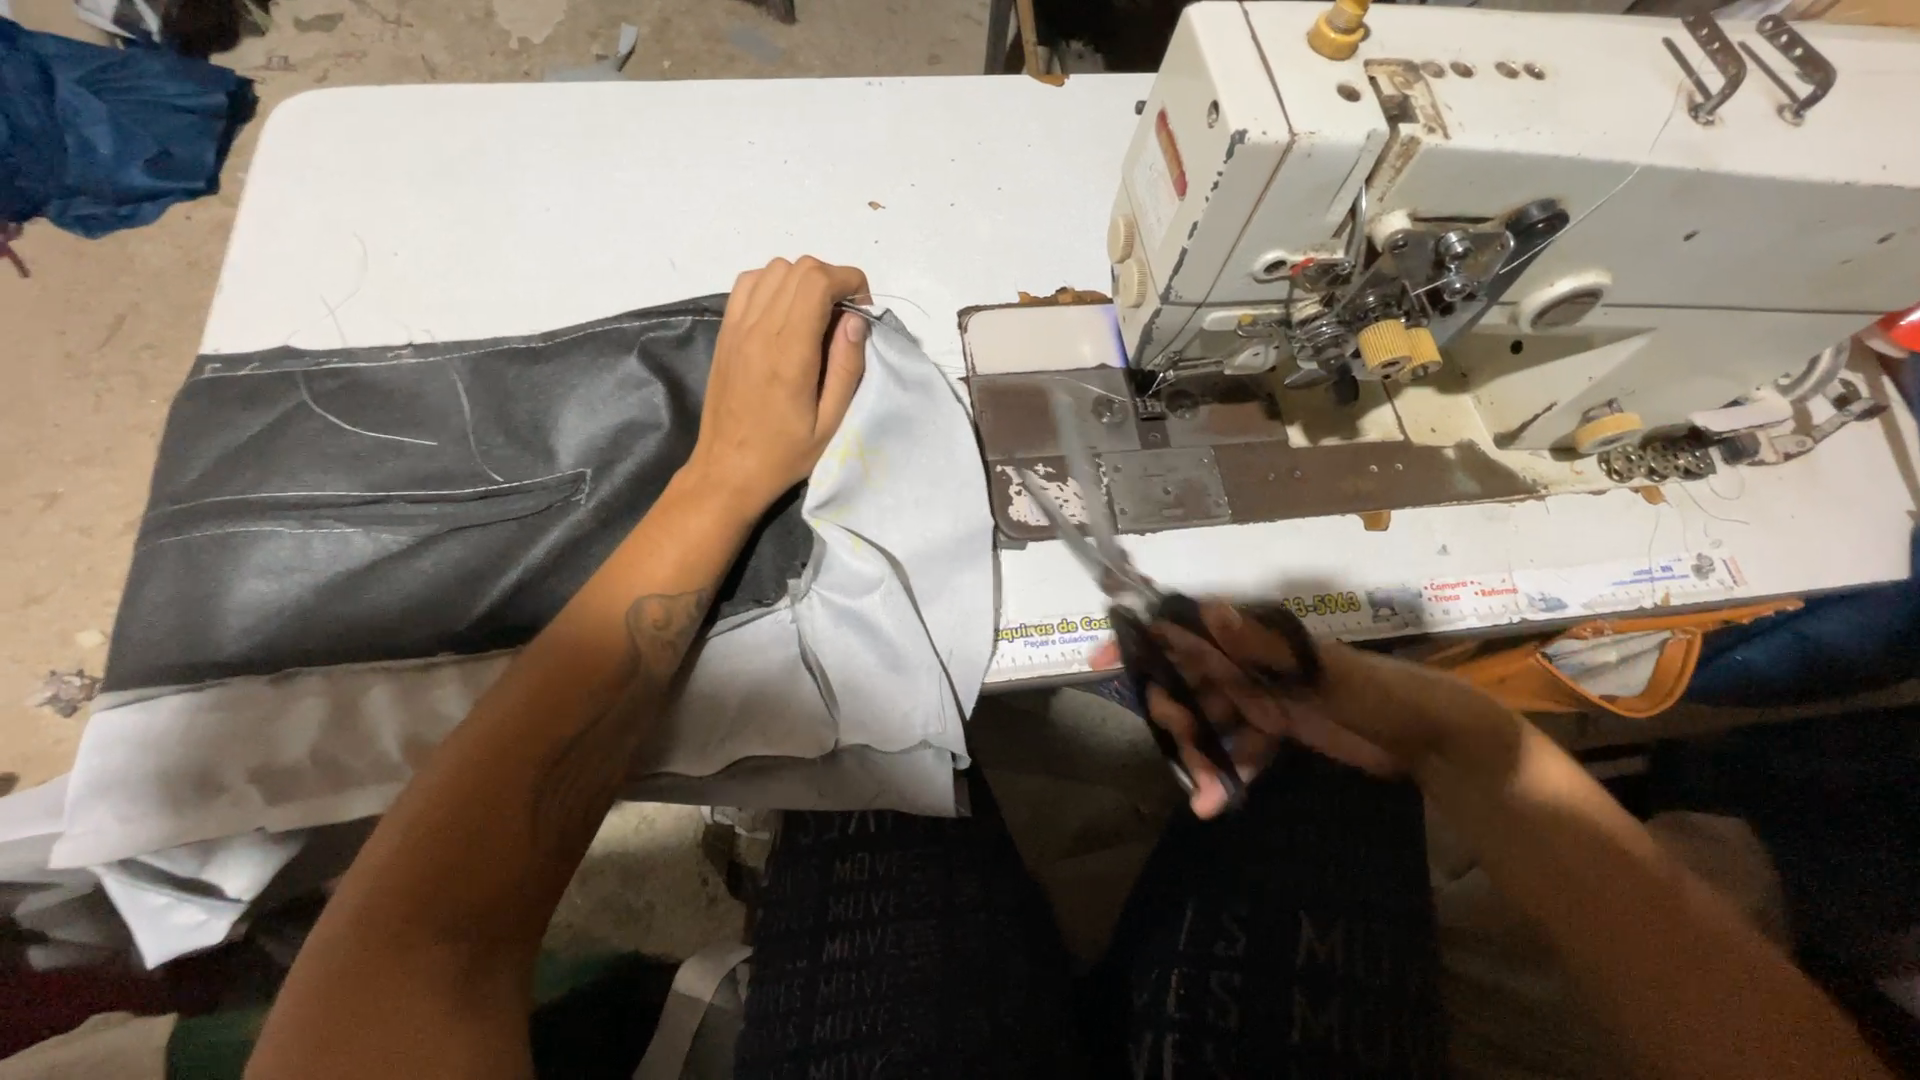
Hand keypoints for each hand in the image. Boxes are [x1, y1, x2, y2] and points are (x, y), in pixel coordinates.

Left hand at [683, 257, 871, 514]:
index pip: (818, 281)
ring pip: (774, 269)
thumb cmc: (784, 454)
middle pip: (799, 268)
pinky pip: (749, 284)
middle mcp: (760, 329)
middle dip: (832, 280)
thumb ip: (846, 367)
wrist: (727, 469)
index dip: (849, 282)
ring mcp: (737, 327)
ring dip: (804, 281)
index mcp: (789, 352)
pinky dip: (774, 285)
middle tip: (845, 317)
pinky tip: (787, 315)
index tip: (862, 311)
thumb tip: (856, 320)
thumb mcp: (830, 421)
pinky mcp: (726, 332)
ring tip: (817, 315)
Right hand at [1097, 601, 1524, 817]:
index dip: (1145, 642)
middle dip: (1173, 716)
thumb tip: (1207, 610)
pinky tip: (1220, 802)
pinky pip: (1239, 750)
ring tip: (1201, 795)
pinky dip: (1228, 774)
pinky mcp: (1279, 732)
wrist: (1439, 742)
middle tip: (1176, 746)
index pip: (1188, 633)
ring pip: (1211, 723)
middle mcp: (1252, 665)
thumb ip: (1265, 647)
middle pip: (1191, 685)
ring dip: (1199, 756)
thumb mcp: (1325, 672)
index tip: (1103, 661)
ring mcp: (1264, 700)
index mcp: (1258, 643)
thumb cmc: (1383, 693)